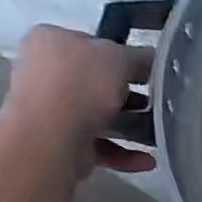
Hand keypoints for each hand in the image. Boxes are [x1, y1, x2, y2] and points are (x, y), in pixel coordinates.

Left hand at [2, 24, 156, 173]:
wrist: (50, 136)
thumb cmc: (81, 84)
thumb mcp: (118, 57)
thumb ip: (138, 57)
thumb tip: (151, 58)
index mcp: (50, 41)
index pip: (90, 44)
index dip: (120, 57)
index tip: (145, 73)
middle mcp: (44, 72)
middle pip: (95, 83)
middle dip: (128, 97)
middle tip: (154, 105)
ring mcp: (50, 110)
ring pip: (98, 116)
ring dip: (130, 128)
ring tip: (156, 136)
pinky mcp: (60, 143)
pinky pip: (98, 145)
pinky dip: (123, 153)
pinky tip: (147, 160)